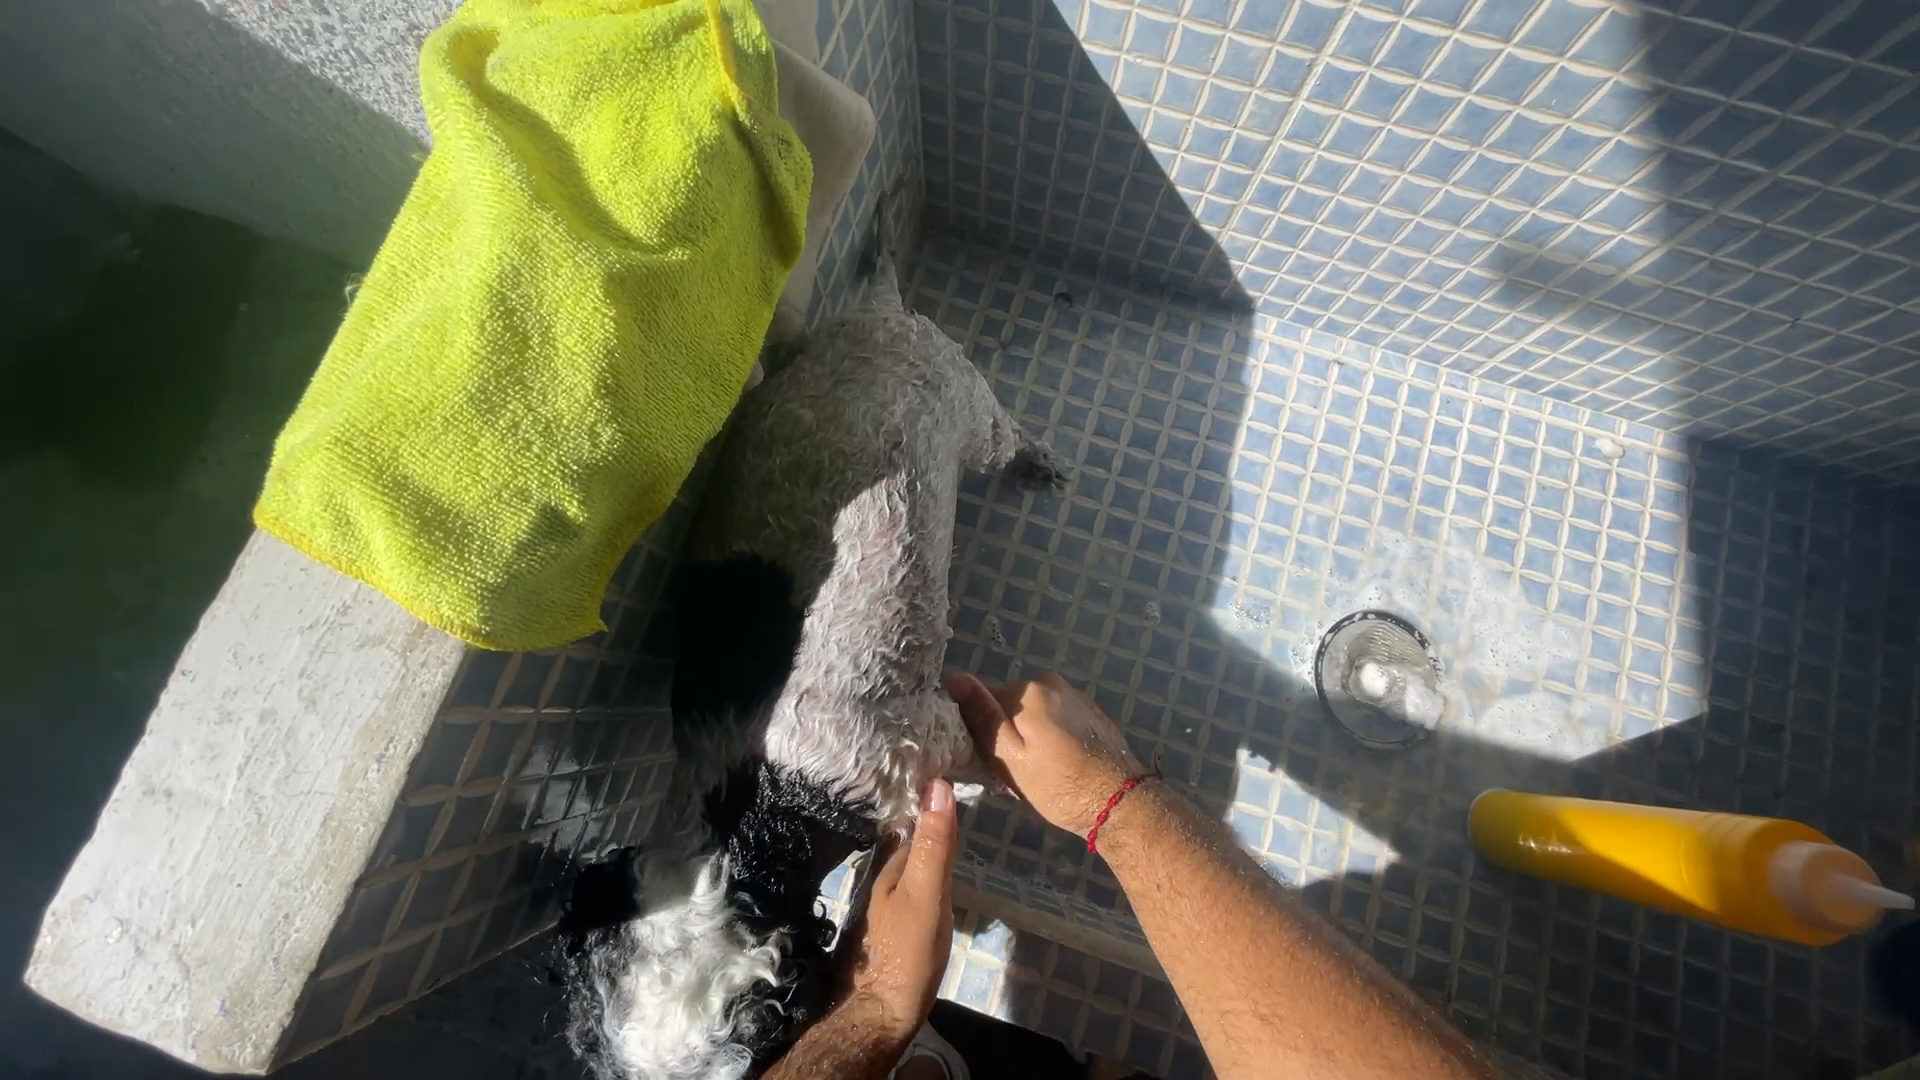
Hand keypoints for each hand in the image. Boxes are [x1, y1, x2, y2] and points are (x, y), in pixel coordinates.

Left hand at [835, 779, 958, 1044]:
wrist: (885, 1012)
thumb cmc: (909, 948)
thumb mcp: (927, 892)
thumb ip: (934, 844)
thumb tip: (938, 785)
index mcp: (892, 864)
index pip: (916, 820)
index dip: (933, 799)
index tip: (952, 772)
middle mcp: (886, 877)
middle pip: (913, 840)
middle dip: (931, 818)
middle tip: (959, 795)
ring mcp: (889, 902)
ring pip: (913, 861)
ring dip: (930, 842)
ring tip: (953, 825)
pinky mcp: (897, 923)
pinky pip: (915, 882)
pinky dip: (929, 869)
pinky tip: (940, 873)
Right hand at [945, 672, 1144, 833]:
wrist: (1121, 803)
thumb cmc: (1058, 785)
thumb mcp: (1009, 757)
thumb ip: (982, 716)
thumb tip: (954, 677)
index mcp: (1027, 690)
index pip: (985, 701)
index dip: (983, 732)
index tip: (992, 759)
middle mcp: (1051, 683)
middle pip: (1012, 706)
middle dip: (1010, 734)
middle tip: (1017, 771)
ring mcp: (1075, 696)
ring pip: (1036, 714)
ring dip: (1033, 736)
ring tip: (1042, 771)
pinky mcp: (1092, 712)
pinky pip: (1059, 719)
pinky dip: (1054, 737)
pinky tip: (1062, 764)